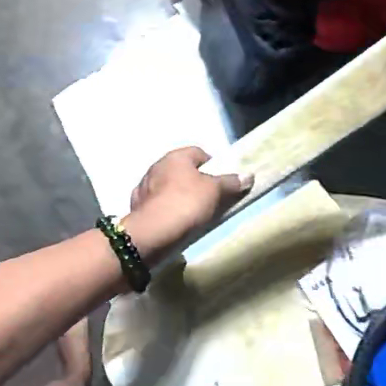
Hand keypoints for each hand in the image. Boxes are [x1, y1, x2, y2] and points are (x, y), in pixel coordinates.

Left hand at [124, 146, 250, 255]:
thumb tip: (248, 176)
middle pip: (182, 170)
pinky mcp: (137, 206)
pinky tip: (174, 221)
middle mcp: (157, 166)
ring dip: (178, 195)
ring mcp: (144, 186)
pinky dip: (165, 209)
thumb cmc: (186, 202)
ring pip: (167, 187)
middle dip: (195, 181)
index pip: (198, 153)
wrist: (153, 232)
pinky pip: (157, 203)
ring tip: (192, 213)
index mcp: (175, 157)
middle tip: (209, 198)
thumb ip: (230, 182)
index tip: (221, 181)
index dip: (213, 165)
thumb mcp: (215, 191)